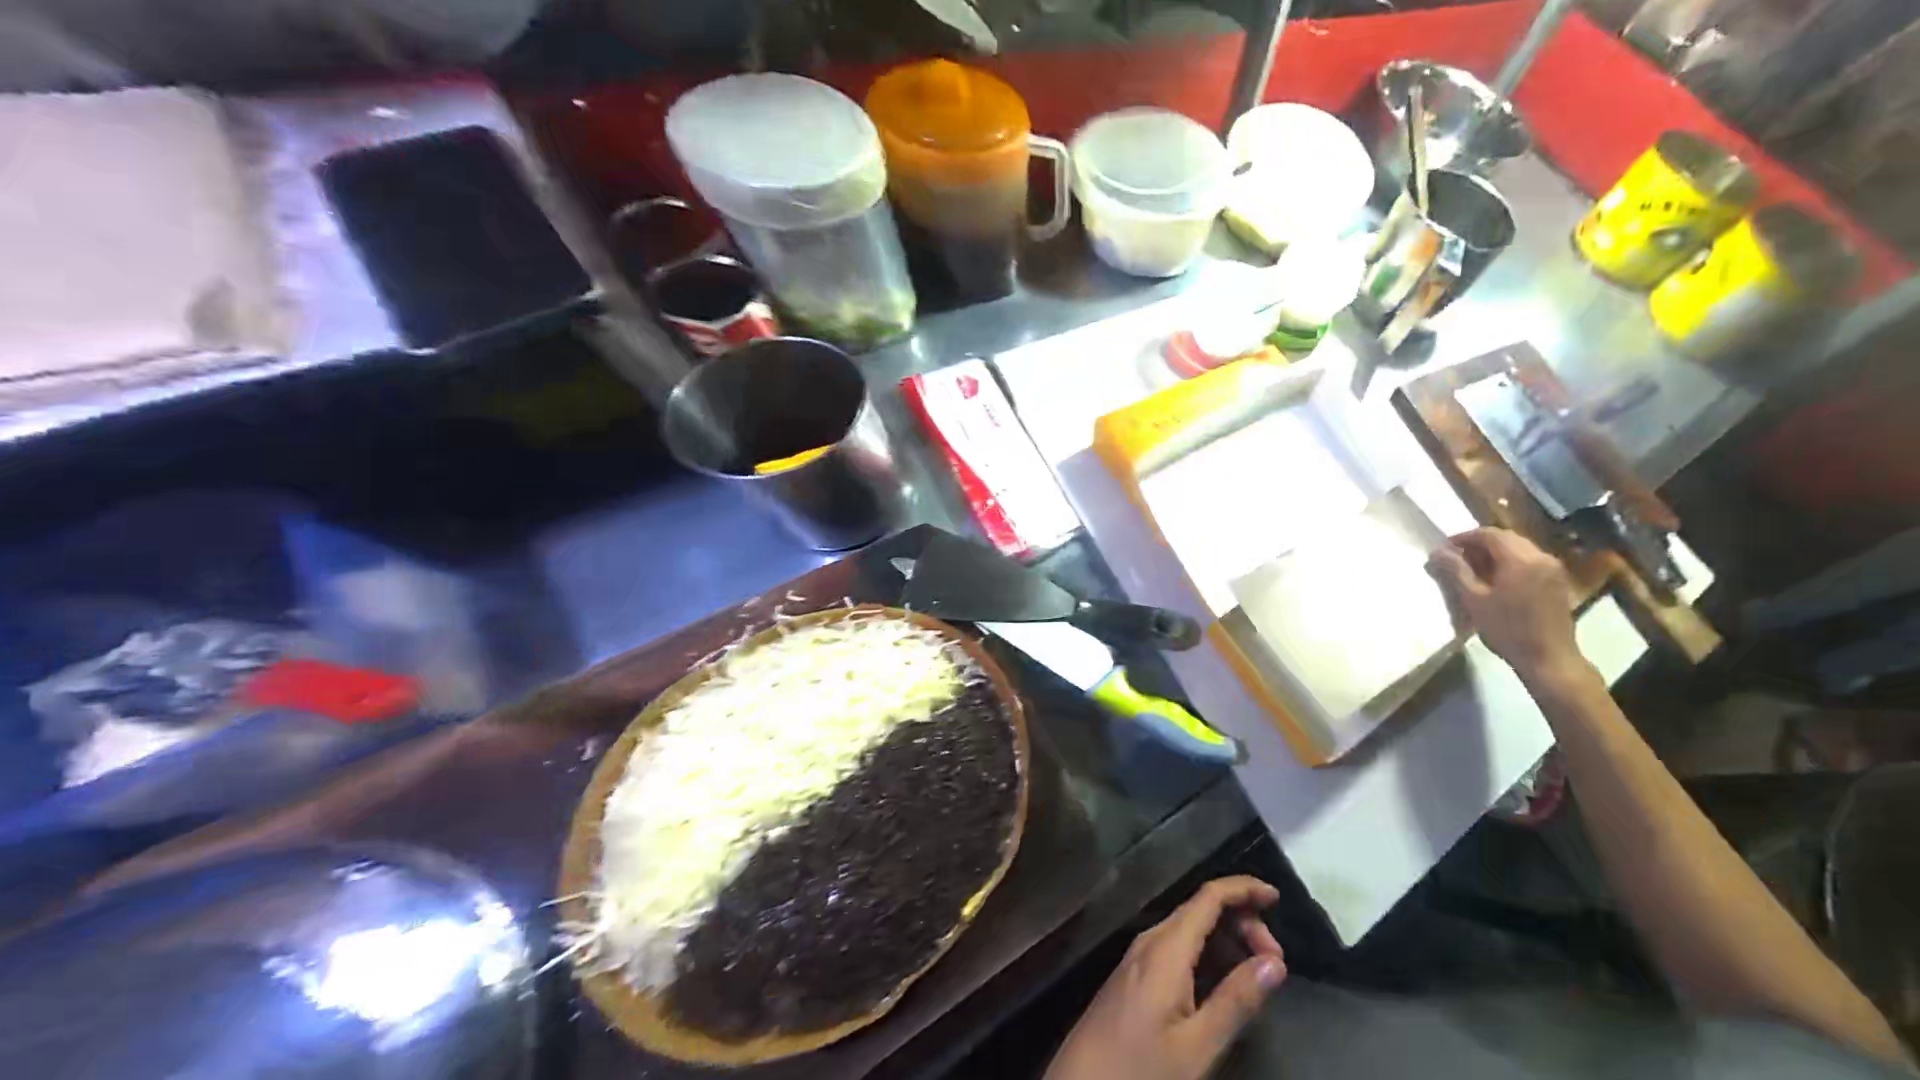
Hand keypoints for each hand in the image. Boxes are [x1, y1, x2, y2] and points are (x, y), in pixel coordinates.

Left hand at [1043, 877, 1286, 1079]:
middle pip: (1202, 909)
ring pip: (1191, 928)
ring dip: (1228, 941)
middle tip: (1275, 964)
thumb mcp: (1198, 1044)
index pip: (1208, 896)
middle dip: (1243, 923)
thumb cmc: (1141, 1065)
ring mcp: (1141, 956)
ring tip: (1257, 977)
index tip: (1276, 897)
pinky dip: (1209, 955)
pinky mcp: (1137, 974)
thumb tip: (1275, 962)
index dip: (1243, 888)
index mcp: (1166, 947)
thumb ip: (1236, 1000)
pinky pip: (1179, 948)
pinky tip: (1226, 985)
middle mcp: (1151, 940)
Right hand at [1428, 527, 1582, 680]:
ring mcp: (1553, 569)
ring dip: (1495, 552)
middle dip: (1480, 543)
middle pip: (1507, 538)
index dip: (1464, 537)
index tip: (1445, 548)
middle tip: (1457, 557)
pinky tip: (1497, 579)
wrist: (1549, 657)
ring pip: (1520, 548)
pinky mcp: (1558, 581)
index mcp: (1520, 560)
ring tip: (1474, 568)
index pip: (1489, 534)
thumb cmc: (1507, 629)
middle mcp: (1541, 557)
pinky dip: (1510, 561)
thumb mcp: (1473, 600)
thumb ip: (1456, 571)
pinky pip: (1531, 560)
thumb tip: (1437, 551)